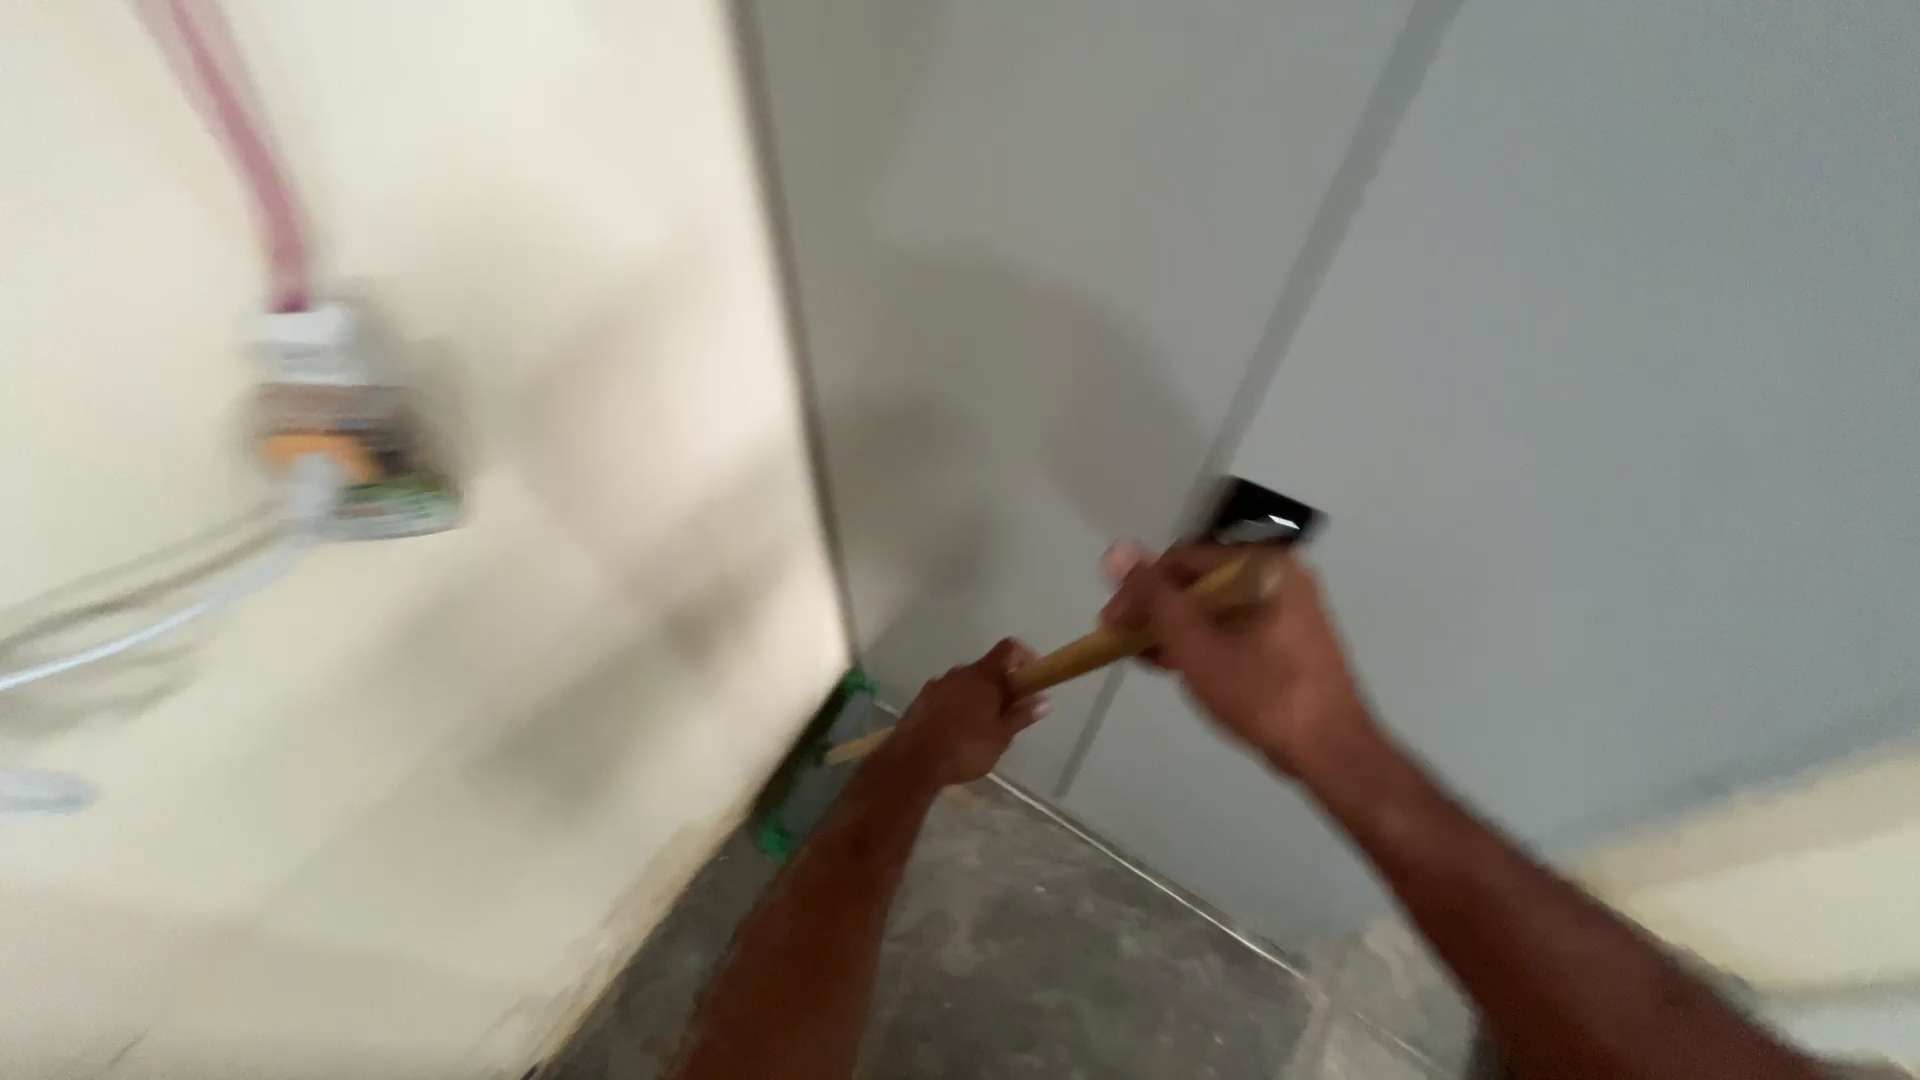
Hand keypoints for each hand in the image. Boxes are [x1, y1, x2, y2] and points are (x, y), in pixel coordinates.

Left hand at [885, 639, 1047, 786]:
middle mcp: (961, 672)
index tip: (1033, 679)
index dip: (1025, 657)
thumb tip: (1043, 701)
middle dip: (1002, 686)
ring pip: (966, 682)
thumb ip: (1021, 716)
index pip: (1009, 648)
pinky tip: (956, 731)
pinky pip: (948, 694)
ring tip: (982, 727)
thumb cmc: (965, 748)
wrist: (913, 761)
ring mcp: (939, 683)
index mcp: (984, 676)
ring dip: (978, 697)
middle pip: (988, 668)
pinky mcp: (922, 698)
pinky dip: (958, 705)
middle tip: (1009, 713)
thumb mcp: (1000, 737)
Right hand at [1100, 541, 1373, 775]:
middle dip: (1155, 611)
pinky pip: (1233, 626)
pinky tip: (1177, 666)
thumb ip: (1153, 596)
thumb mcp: (1195, 643)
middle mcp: (1278, 576)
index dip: (1139, 589)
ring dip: (1175, 629)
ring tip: (1145, 659)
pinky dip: (1203, 641)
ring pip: (1214, 607)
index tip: (1112, 624)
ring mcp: (1288, 607)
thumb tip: (1116, 549)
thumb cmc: (1261, 692)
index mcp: (1262, 566)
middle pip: (1197, 582)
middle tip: (1123, 642)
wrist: (1332, 751)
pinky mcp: (1290, 637)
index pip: (1181, 561)